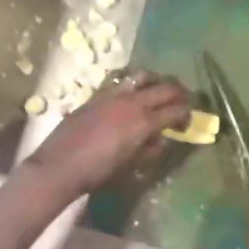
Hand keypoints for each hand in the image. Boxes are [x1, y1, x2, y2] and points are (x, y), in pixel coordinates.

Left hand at [22, 74, 191, 198]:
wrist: (61, 165)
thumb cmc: (99, 171)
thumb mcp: (131, 165)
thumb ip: (151, 150)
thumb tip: (162, 139)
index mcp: (145, 121)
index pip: (177, 109)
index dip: (187, 114)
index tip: (186, 123)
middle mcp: (133, 102)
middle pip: (166, 88)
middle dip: (179, 94)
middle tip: (181, 103)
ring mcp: (114, 95)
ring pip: (144, 76)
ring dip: (157, 82)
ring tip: (158, 92)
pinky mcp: (97, 95)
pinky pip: (122, 82)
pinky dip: (134, 85)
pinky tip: (132, 96)